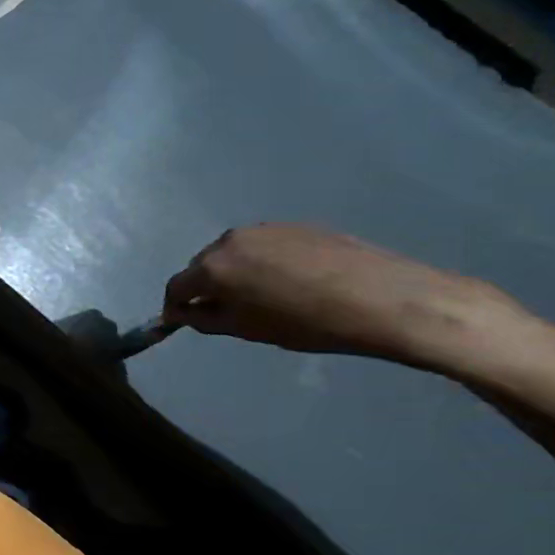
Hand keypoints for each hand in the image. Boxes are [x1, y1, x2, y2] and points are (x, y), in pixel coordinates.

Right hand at [162, 224, 510, 364]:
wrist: (380, 297)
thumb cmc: (307, 323)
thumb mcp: (249, 329)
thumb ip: (206, 319)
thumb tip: (185, 313)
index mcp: (214, 267)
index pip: (177, 286)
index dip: (174, 308)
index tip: (180, 323)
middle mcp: (231, 239)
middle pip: (202, 265)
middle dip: (204, 288)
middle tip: (221, 313)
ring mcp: (264, 227)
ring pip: (232, 253)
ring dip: (232, 273)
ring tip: (257, 297)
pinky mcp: (293, 225)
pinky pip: (260, 245)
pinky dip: (259, 263)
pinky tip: (285, 282)